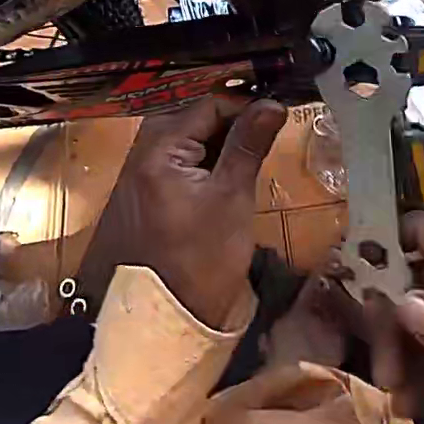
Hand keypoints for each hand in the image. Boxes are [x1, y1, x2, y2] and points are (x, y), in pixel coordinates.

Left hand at [75, 96, 286, 328]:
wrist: (172, 320)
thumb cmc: (204, 258)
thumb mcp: (232, 196)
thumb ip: (249, 144)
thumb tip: (272, 103)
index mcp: (159, 150)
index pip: (206, 107)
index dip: (244, 104)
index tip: (278, 109)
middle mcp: (145, 154)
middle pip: (196, 121)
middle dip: (234, 121)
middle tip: (273, 125)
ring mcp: (146, 175)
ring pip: (191, 141)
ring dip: (224, 141)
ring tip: (261, 143)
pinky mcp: (153, 194)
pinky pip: (183, 163)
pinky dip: (210, 161)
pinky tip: (235, 167)